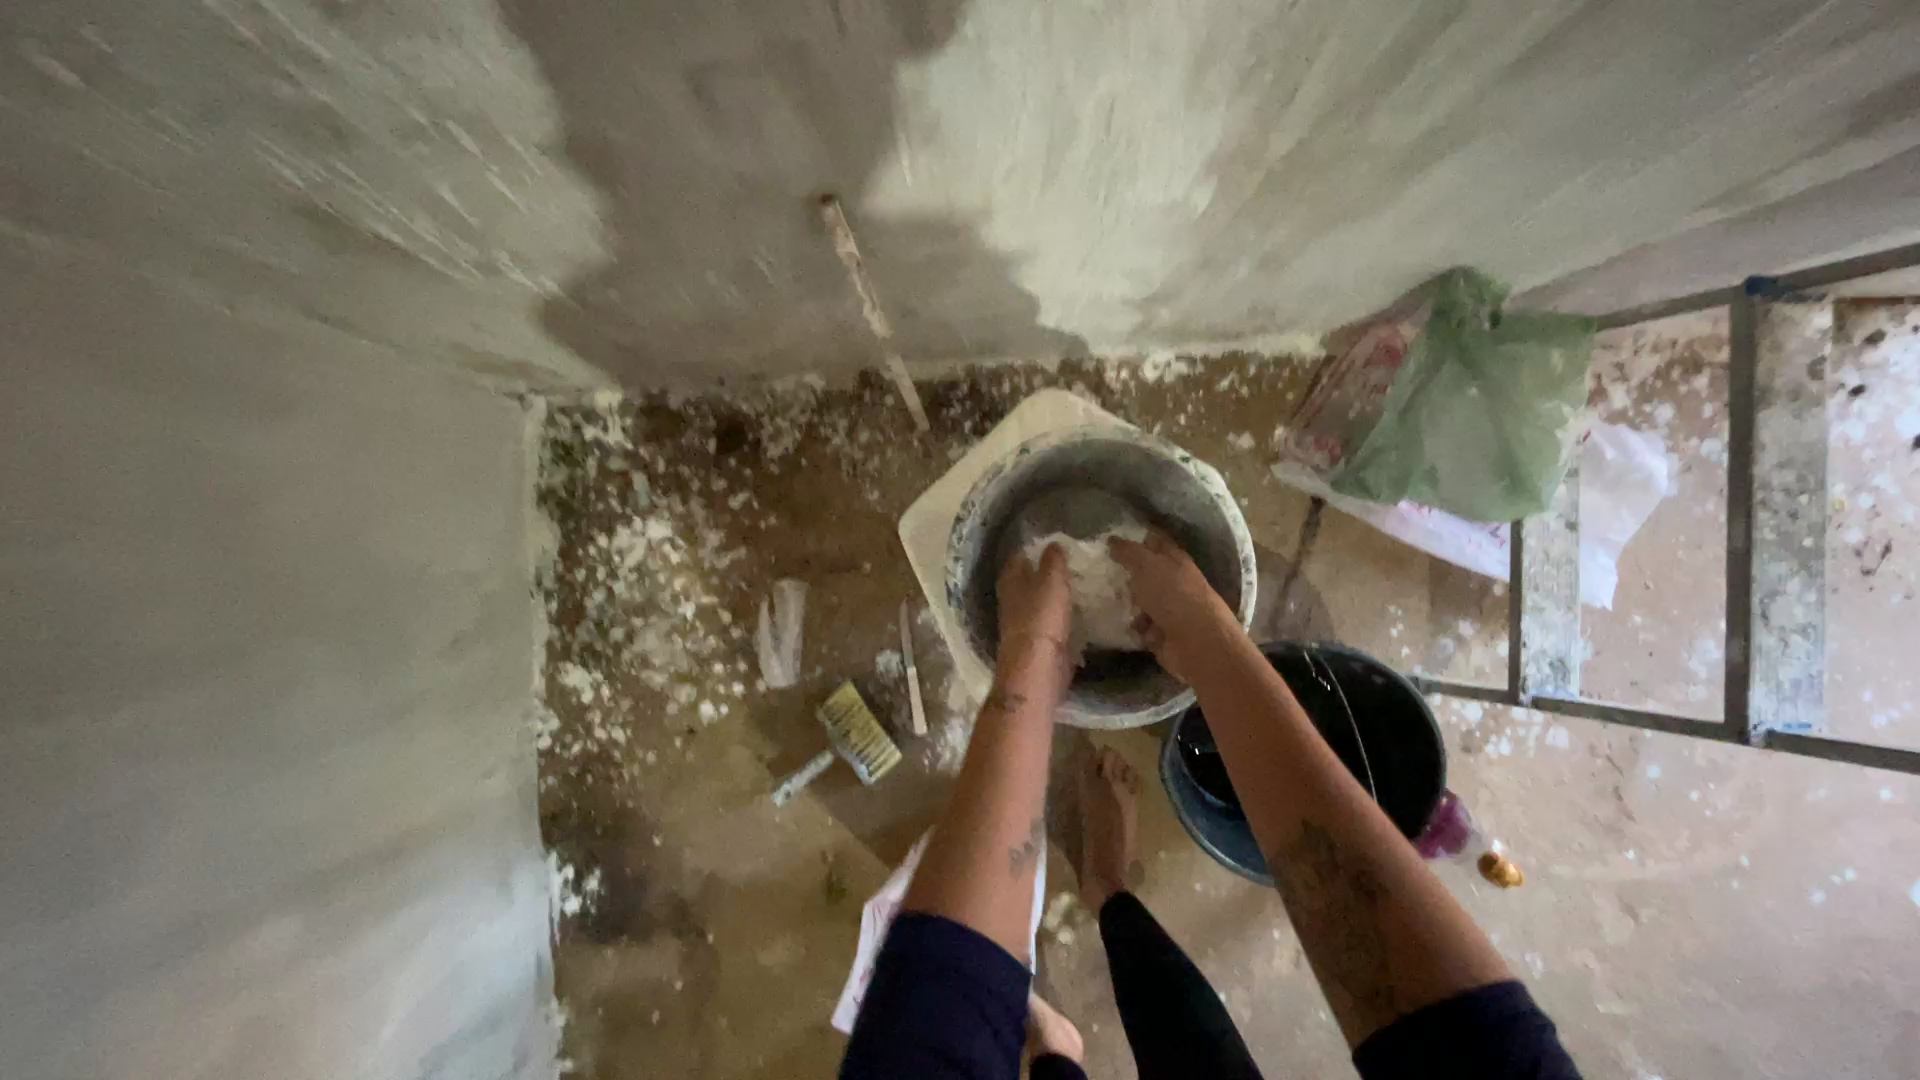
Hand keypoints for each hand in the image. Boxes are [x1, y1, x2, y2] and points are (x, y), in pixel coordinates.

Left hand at [996, 543, 1072, 686]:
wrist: (1039, 666)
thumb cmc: (1042, 617)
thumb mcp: (1052, 580)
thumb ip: (1053, 560)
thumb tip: (1053, 543)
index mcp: (1010, 580)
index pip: (1019, 555)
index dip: (1036, 547)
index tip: (1058, 543)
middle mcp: (1012, 599)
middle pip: (1028, 579)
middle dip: (1047, 571)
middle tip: (1074, 563)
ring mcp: (1023, 622)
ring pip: (1040, 600)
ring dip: (1055, 594)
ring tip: (1081, 584)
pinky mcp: (1037, 641)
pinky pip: (1051, 622)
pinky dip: (1062, 615)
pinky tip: (1080, 611)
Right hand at [1108, 531, 1240, 683]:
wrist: (1197, 642)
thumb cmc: (1173, 596)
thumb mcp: (1147, 566)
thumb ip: (1128, 552)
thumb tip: (1112, 540)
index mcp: (1175, 560)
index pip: (1155, 542)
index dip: (1136, 539)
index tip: (1111, 540)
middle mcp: (1175, 582)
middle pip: (1147, 574)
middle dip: (1127, 574)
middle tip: (1101, 571)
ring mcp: (1170, 609)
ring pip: (1142, 600)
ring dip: (1128, 602)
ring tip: (1107, 600)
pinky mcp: (1163, 633)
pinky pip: (1142, 626)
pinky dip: (1135, 626)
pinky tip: (1125, 625)